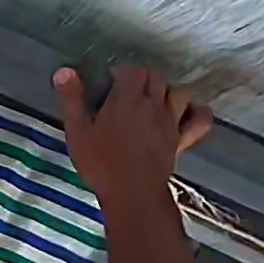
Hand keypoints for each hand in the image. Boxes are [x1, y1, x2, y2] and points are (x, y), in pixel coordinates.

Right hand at [52, 65, 210, 209]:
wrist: (131, 192)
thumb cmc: (99, 162)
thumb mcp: (77, 131)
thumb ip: (71, 99)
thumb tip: (63, 70)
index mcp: (127, 99)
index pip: (132, 70)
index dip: (120, 72)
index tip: (107, 83)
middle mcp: (153, 104)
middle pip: (155, 77)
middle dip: (141, 78)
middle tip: (124, 92)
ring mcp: (171, 121)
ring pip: (178, 92)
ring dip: (165, 91)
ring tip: (150, 101)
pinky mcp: (182, 138)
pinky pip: (200, 118)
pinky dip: (195, 111)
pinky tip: (184, 114)